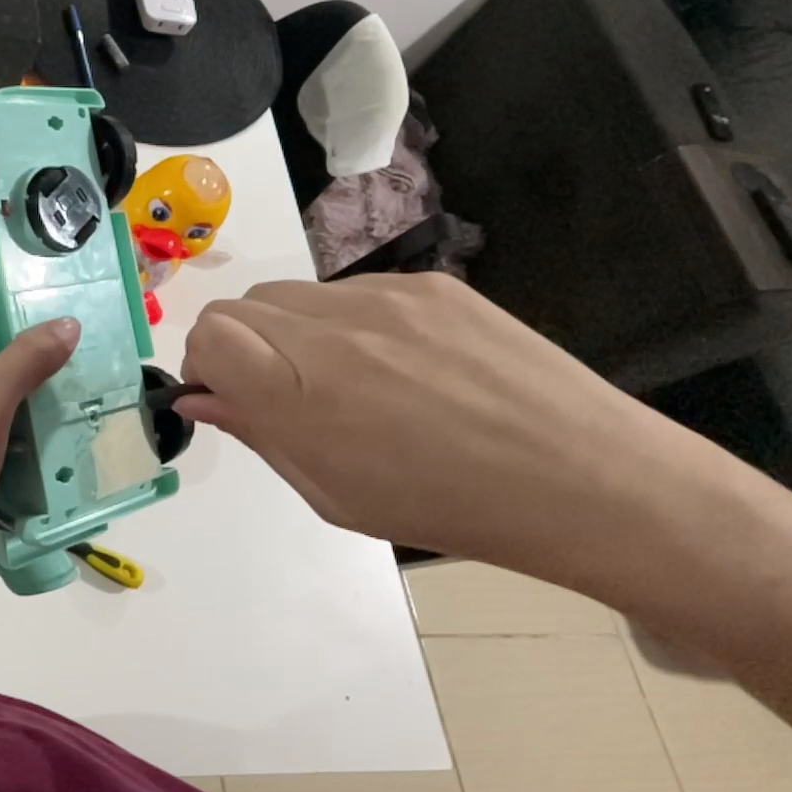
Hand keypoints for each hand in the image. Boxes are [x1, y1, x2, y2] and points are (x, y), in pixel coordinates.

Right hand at [173, 273, 720, 570]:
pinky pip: (353, 290)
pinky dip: (349, 322)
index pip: (206, 333)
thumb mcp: (330, 493)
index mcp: (297, 389)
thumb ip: (256, 432)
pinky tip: (401, 366)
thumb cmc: (443, 507)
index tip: (230, 395)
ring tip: (353, 381)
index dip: (205, 364)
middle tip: (286, 393)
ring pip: (293, 295)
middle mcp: (328, 326)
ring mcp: (382, 296)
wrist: (586, 480)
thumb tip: (204, 397)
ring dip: (293, 332)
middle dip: (243, 347)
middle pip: (240, 306)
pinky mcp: (429, 284)